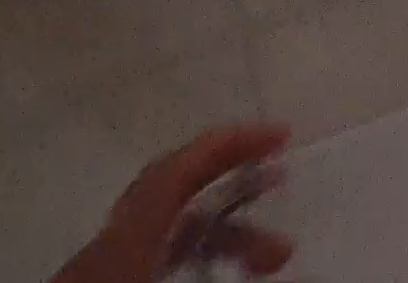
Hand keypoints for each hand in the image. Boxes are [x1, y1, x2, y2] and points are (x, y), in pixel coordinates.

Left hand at [52, 124, 293, 282]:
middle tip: (281, 182)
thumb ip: (238, 276)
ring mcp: (96, 277)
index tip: (283, 138)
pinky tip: (220, 278)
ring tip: (271, 259)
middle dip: (233, 184)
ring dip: (222, 236)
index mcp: (125, 242)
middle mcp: (105, 251)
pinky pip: (151, 262)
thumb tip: (311, 269)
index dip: (232, 142)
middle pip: (172, 193)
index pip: (179, 167)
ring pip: (165, 236)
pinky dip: (194, 260)